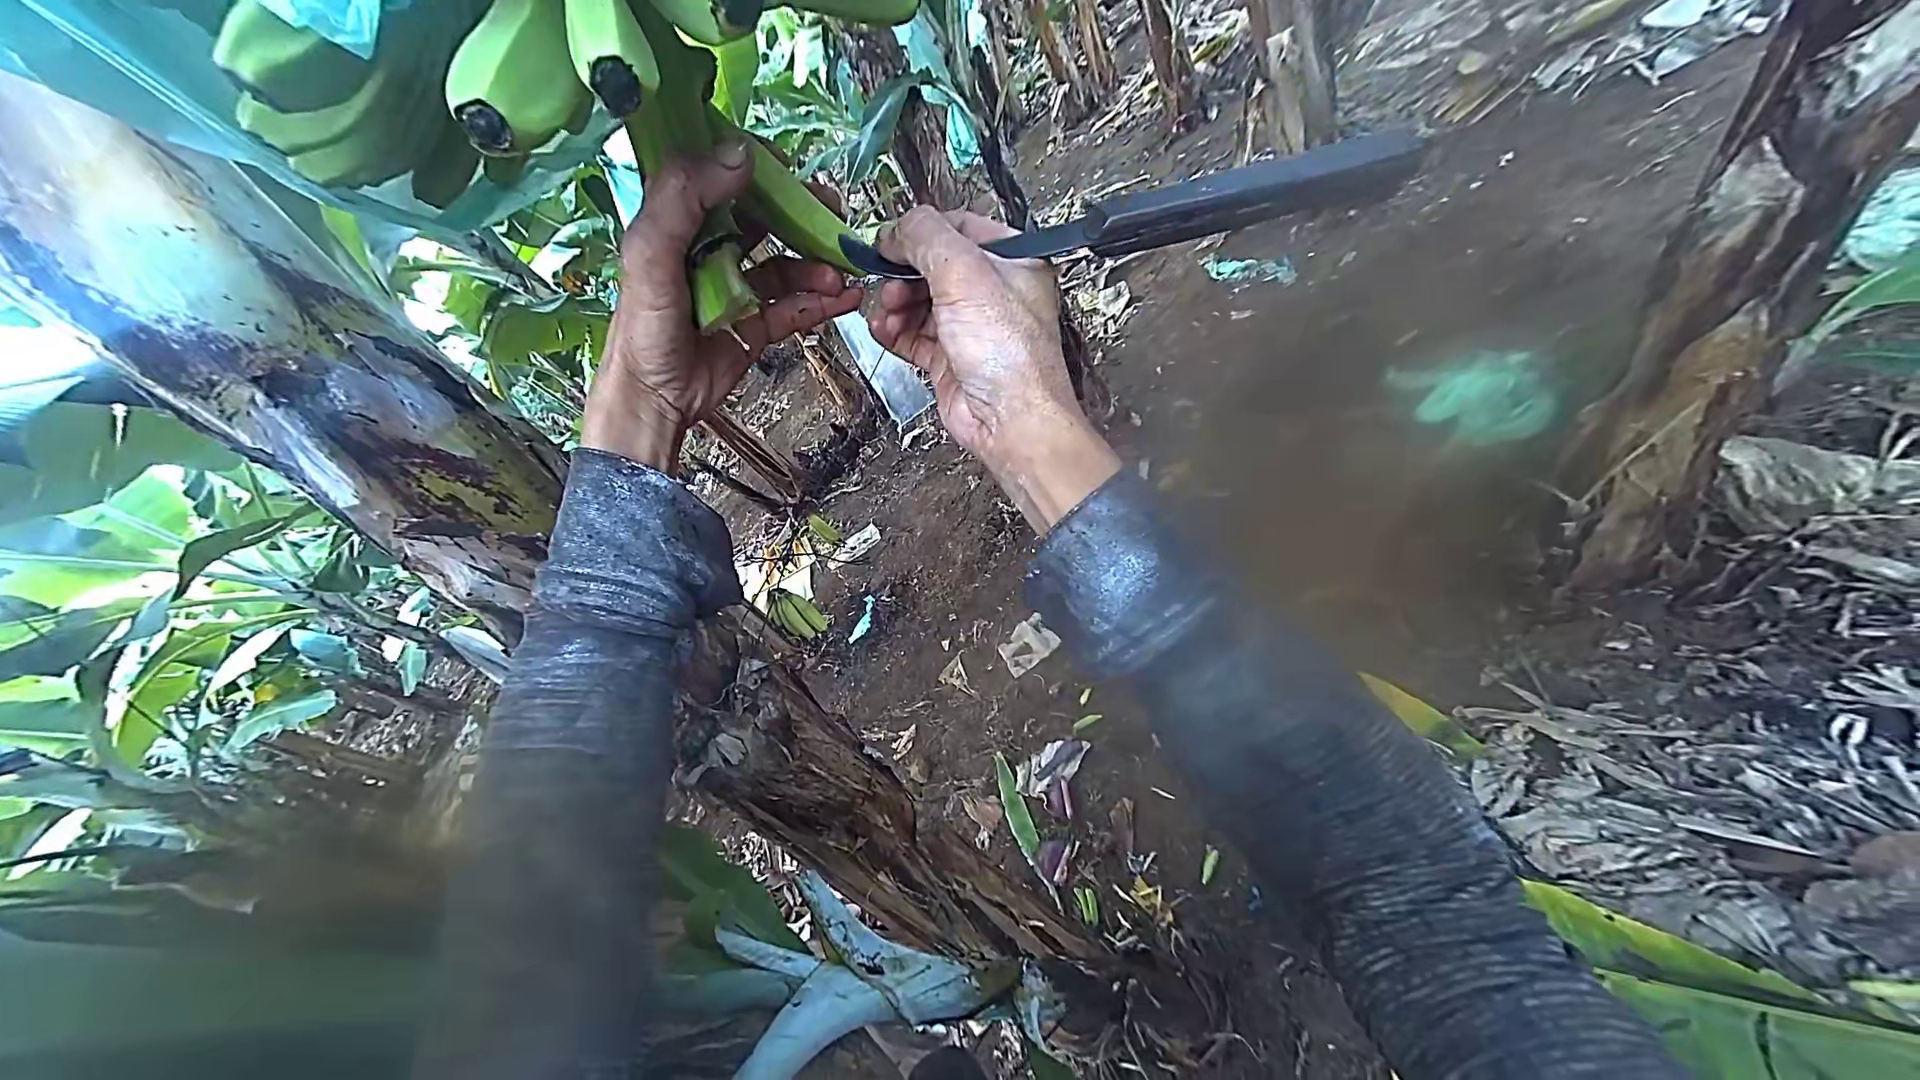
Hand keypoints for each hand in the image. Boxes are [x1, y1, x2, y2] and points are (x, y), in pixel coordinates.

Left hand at [581, 142, 863, 469]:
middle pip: (764, 221)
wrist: (654, 398)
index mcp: (680, 223)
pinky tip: (844, 298)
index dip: (757, 169)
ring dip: (816, 266)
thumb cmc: (644, 329)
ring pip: (786, 266)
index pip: (722, 179)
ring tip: (839, 271)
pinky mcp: (755, 326)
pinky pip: (794, 308)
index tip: (788, 169)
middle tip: (832, 214)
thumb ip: (685, 198)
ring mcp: (738, 290)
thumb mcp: (651, 253)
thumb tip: (739, 156)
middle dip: (801, 216)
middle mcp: (712, 252)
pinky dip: (822, 303)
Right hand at [869, 208, 1118, 529]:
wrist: (1010, 420)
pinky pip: (914, 337)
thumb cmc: (1008, 355)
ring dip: (895, 304)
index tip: (890, 239)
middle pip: (933, 267)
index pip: (960, 228)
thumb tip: (896, 229)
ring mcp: (971, 329)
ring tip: (887, 312)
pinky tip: (882, 329)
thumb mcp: (964, 273)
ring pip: (920, 303)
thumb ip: (925, 237)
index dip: (921, 233)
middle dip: (903, 273)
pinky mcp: (951, 361)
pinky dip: (895, 331)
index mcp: (1013, 261)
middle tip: (887, 280)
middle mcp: (993, 294)